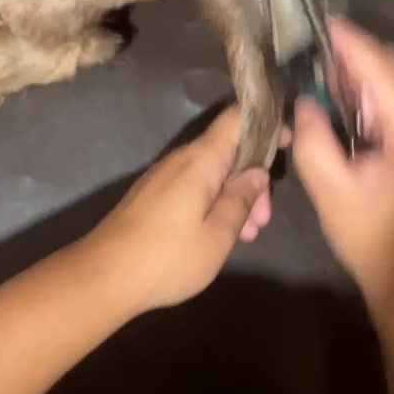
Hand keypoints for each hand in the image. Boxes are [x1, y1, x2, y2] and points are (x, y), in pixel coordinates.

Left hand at [74, 107, 272, 313]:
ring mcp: (166, 176)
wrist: (104, 276)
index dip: (267, 121)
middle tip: (263, 220)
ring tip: (247, 235)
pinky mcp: (155, 194)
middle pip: (229, 150)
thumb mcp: (218, 235)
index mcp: (201, 158)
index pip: (237, 117)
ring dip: (235, 196)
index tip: (290, 140)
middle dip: (253, 178)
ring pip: (213, 172)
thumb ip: (241, 200)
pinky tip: (221, 235)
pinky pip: (195, 186)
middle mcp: (183, 158)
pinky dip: (215, 203)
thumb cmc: (167, 256)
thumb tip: (258, 172)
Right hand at [292, 19, 393, 311]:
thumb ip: (313, 140)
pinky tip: (336, 87)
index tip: (324, 23)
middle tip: (314, 41)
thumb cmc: (368, 233)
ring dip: (359, 66)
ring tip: (320, 57)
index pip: (382, 70)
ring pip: (389, 81)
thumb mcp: (330, 189)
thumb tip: (304, 102)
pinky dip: (362, 85)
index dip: (353, 44)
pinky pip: (385, 99)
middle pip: (390, 68)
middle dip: (355, 49)